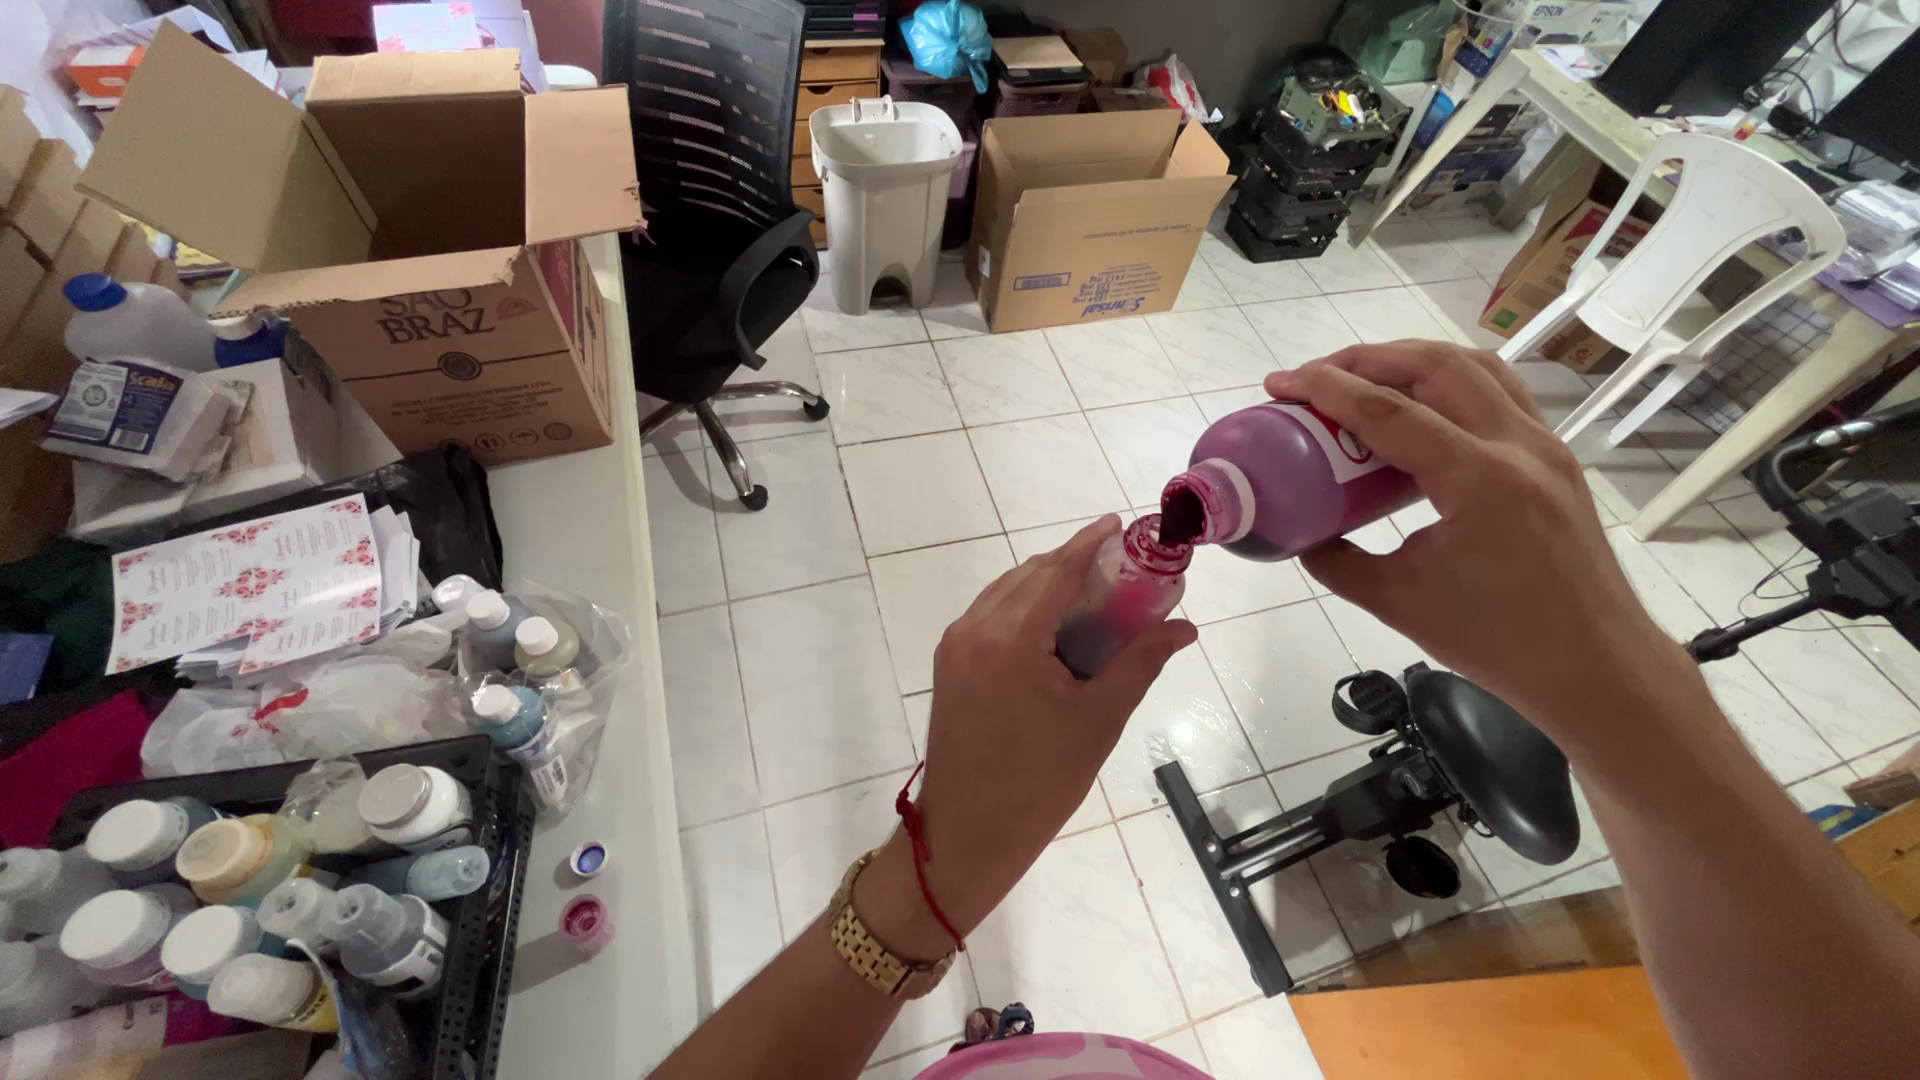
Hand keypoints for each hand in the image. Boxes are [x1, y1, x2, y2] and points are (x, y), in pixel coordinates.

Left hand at [855, 516, 1195, 959]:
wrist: (966, 835)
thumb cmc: (1040, 784)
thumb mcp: (1098, 721)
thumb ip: (1139, 662)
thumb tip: (1184, 627)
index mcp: (1009, 638)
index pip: (1055, 570)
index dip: (1089, 542)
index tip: (1118, 523)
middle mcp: (974, 629)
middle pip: (1029, 575)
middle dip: (1072, 564)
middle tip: (1120, 570)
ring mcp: (954, 646)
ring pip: (1006, 592)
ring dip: (1046, 584)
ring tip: (1093, 596)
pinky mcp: (948, 664)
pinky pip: (990, 616)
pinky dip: (1023, 607)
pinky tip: (1055, 626)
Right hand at [1265, 341, 1689, 735]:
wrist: (1596, 667)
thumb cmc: (1496, 641)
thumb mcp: (1396, 601)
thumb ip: (1337, 560)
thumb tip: (1301, 532)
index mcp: (1479, 481)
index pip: (1390, 411)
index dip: (1327, 389)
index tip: (1281, 383)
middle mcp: (1519, 447)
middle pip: (1437, 366)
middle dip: (1367, 358)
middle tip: (1316, 377)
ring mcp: (1545, 447)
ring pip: (1476, 367)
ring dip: (1411, 360)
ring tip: (1362, 378)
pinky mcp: (1553, 457)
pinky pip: (1498, 392)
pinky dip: (1448, 381)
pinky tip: (1417, 407)